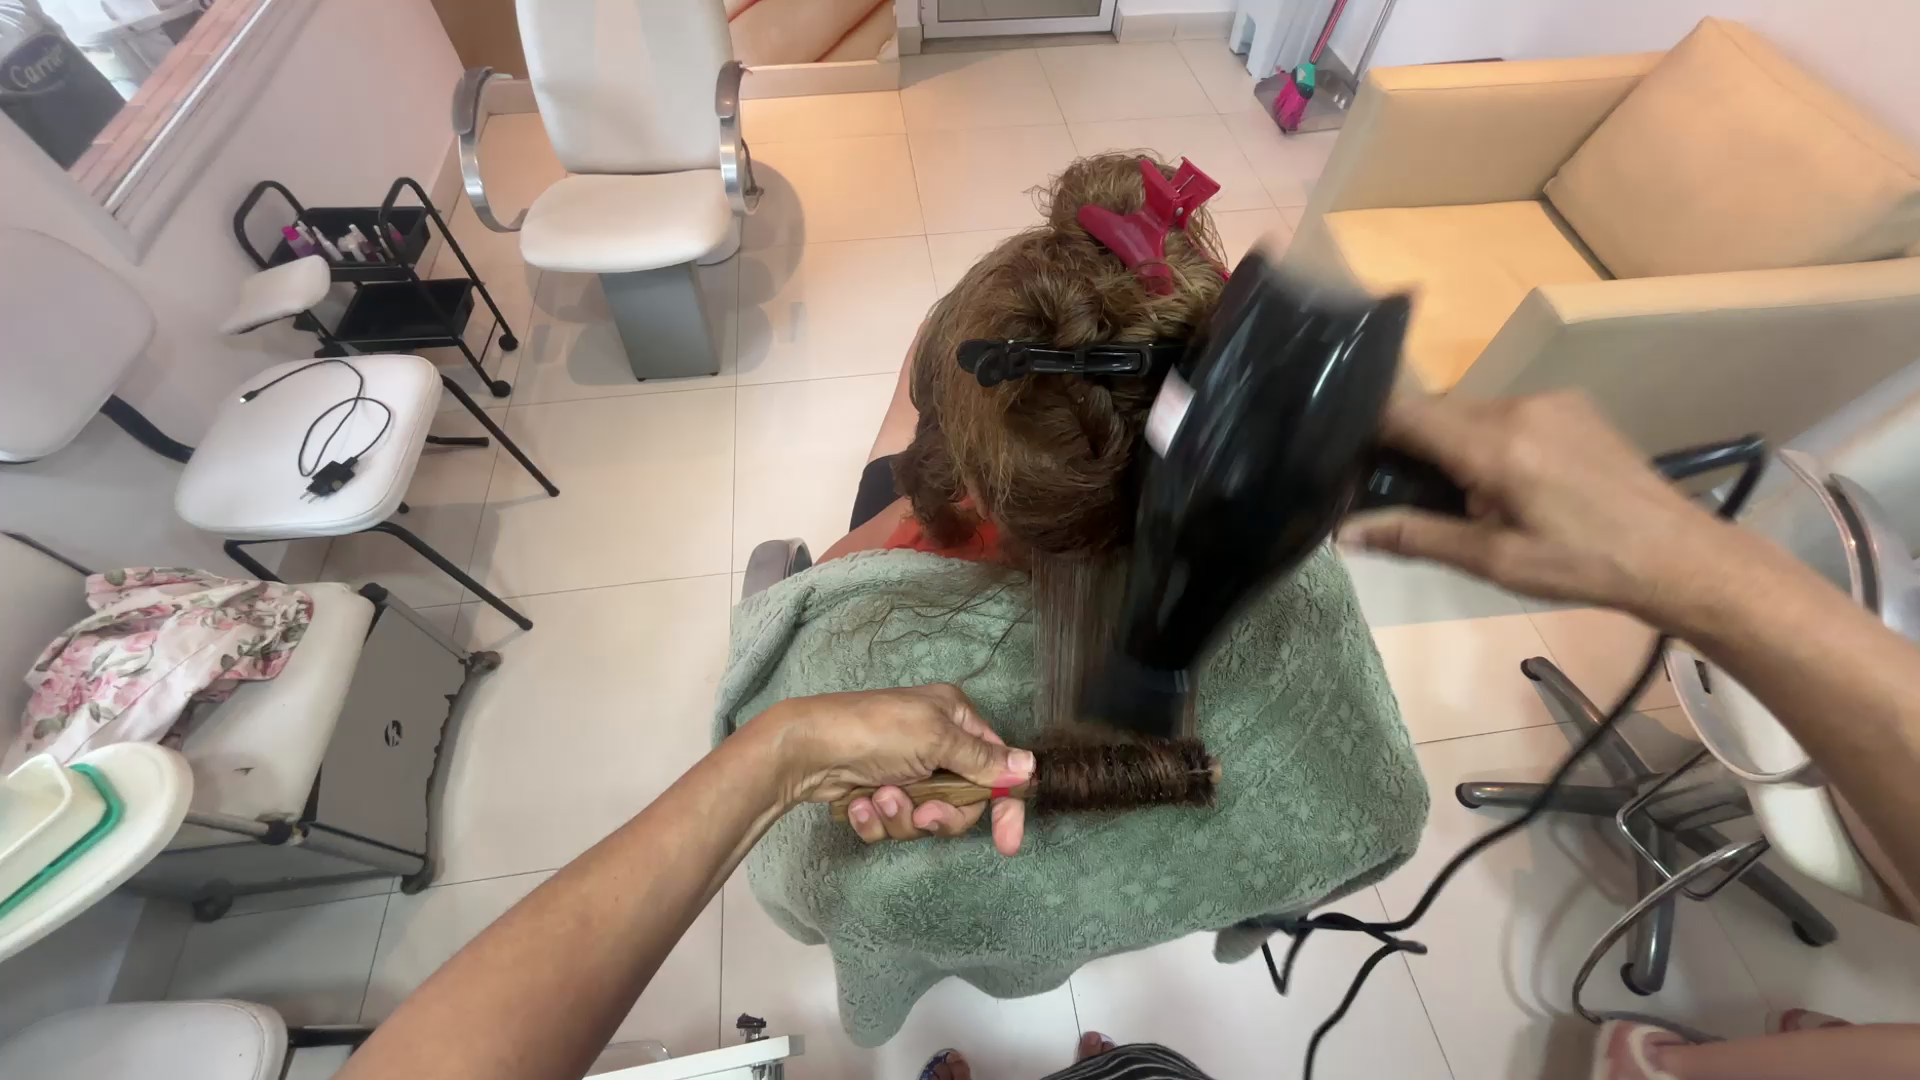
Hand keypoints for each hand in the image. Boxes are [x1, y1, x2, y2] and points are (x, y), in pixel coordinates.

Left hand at [751, 684, 1033, 854]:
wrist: (807, 748)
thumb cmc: (877, 731)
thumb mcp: (937, 739)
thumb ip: (983, 760)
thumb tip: (1029, 768)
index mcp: (955, 718)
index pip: (997, 767)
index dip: (1005, 806)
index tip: (1007, 843)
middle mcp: (936, 742)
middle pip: (962, 800)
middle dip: (940, 812)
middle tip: (921, 811)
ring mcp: (906, 769)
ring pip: (925, 816)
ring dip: (902, 814)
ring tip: (877, 798)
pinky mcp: (879, 793)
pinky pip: (894, 822)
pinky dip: (876, 819)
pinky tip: (858, 805)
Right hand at [1339, 392, 1736, 621]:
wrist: (1683, 558)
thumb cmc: (1583, 565)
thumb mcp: (1490, 560)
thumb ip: (1411, 536)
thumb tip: (1341, 534)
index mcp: (1497, 445)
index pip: (1403, 413)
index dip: (1364, 430)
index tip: (1341, 458)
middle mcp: (1520, 407)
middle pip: (1430, 410)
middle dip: (1402, 444)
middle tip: (1389, 488)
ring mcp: (1549, 400)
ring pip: (1462, 411)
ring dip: (1440, 442)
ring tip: (1446, 491)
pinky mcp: (1568, 405)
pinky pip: (1497, 412)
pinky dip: (1475, 437)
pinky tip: (1488, 477)